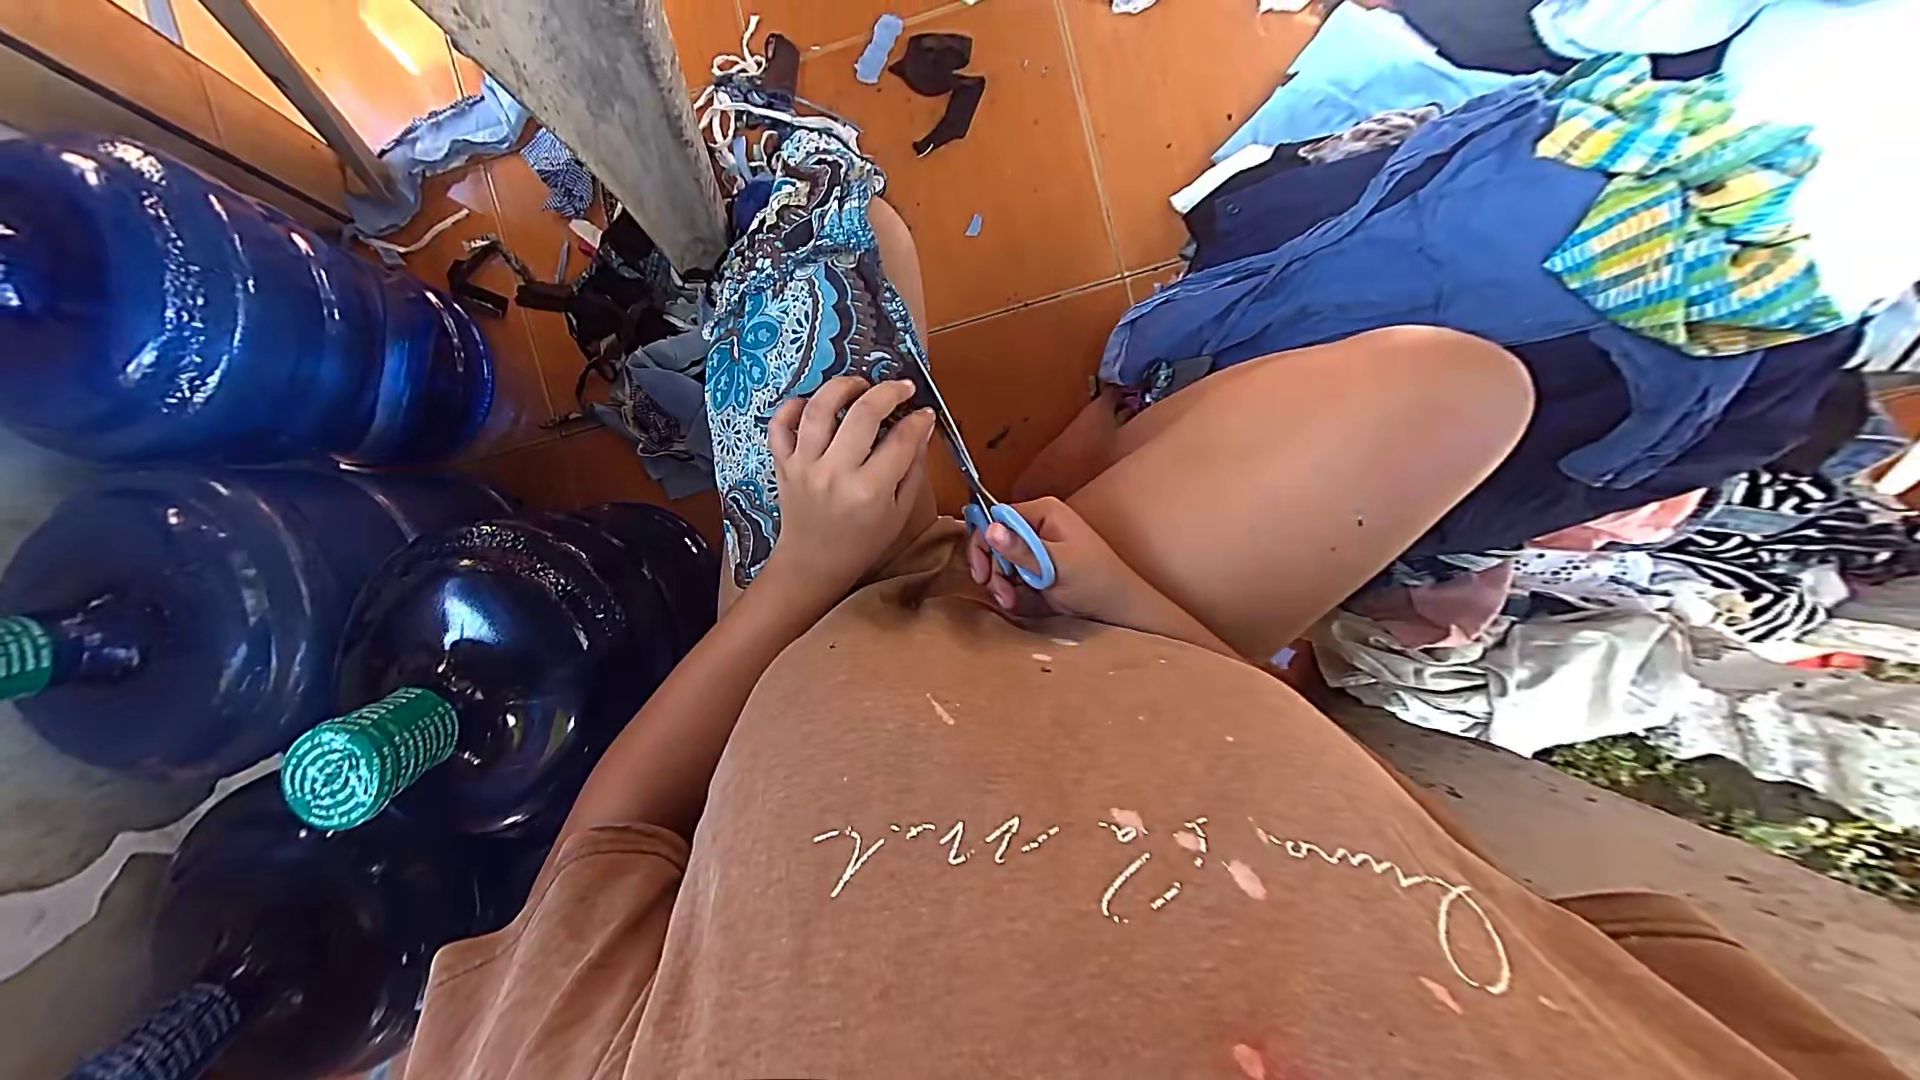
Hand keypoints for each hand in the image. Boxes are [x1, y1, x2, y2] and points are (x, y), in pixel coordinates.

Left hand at [763, 376, 935, 607]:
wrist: (813, 563)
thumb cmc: (862, 542)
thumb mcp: (899, 512)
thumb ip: (913, 469)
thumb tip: (922, 426)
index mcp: (869, 490)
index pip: (900, 440)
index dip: (918, 420)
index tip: (924, 413)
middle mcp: (835, 473)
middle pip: (862, 414)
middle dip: (888, 392)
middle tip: (901, 388)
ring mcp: (804, 466)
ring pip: (819, 409)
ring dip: (842, 387)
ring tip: (859, 385)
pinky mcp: (783, 464)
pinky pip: (780, 424)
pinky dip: (793, 406)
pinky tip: (813, 404)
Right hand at [967, 497, 1154, 622]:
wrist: (1117, 608)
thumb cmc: (1096, 582)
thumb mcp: (1056, 565)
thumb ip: (1021, 549)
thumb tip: (990, 529)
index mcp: (1044, 512)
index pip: (997, 517)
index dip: (985, 543)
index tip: (983, 571)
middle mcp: (1038, 524)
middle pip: (995, 539)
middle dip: (993, 567)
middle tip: (998, 590)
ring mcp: (1038, 545)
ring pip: (999, 558)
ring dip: (999, 581)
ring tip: (1010, 599)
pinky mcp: (1037, 565)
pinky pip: (1010, 571)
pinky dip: (1007, 586)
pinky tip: (1014, 599)